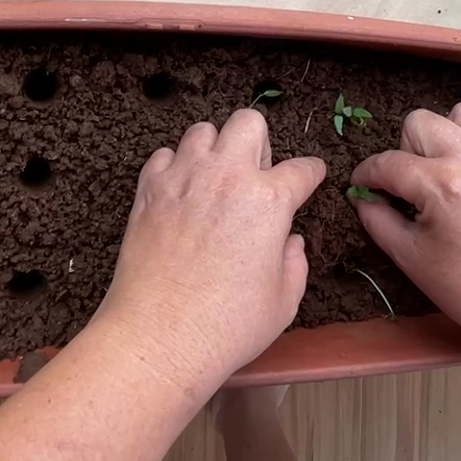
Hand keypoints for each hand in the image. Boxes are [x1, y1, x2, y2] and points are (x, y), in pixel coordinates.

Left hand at [96, 109, 325, 390]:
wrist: (158, 338)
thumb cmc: (227, 326)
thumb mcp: (284, 301)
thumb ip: (295, 262)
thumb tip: (289, 241)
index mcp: (269, 200)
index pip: (302, 169)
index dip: (311, 172)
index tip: (310, 175)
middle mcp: (227, 176)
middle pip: (248, 122)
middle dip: (259, 142)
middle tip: (255, 176)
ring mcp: (184, 177)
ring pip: (202, 130)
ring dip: (213, 150)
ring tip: (212, 180)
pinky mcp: (149, 189)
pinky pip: (164, 155)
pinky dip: (175, 168)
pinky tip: (179, 194)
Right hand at [350, 102, 460, 355]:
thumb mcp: (408, 256)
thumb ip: (376, 217)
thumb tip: (361, 193)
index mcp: (442, 185)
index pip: (388, 163)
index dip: (367, 175)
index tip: (364, 186)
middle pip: (420, 123)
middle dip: (406, 152)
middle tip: (413, 185)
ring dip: (447, 135)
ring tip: (448, 167)